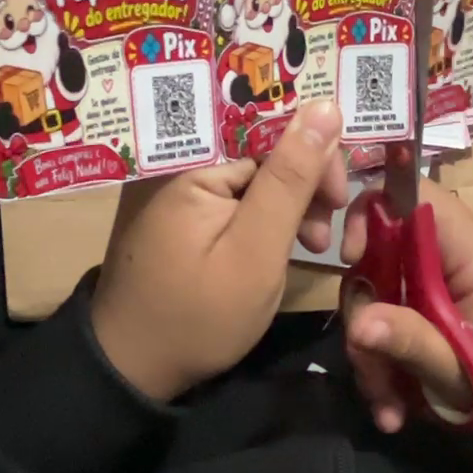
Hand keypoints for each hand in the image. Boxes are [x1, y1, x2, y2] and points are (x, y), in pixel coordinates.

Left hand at [91, 100, 349, 400]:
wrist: (133, 368)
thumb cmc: (199, 316)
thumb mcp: (256, 250)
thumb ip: (290, 179)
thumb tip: (325, 105)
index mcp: (191, 160)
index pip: (271, 127)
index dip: (316, 156)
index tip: (338, 203)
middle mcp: (176, 160)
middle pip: (261, 150)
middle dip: (304, 187)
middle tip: (323, 238)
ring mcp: (173, 187)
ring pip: (252, 176)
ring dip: (288, 206)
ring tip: (309, 248)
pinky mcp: (176, 212)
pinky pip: (231, 197)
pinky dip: (261, 220)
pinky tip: (277, 247)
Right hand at [340, 179, 472, 447]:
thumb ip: (416, 344)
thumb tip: (357, 323)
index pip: (418, 198)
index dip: (374, 213)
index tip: (352, 260)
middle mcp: (456, 265)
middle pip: (384, 260)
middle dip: (366, 317)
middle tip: (372, 372)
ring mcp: (446, 294)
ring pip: (383, 302)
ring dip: (375, 355)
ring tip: (389, 409)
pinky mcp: (441, 320)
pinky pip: (398, 329)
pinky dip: (390, 368)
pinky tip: (396, 410)